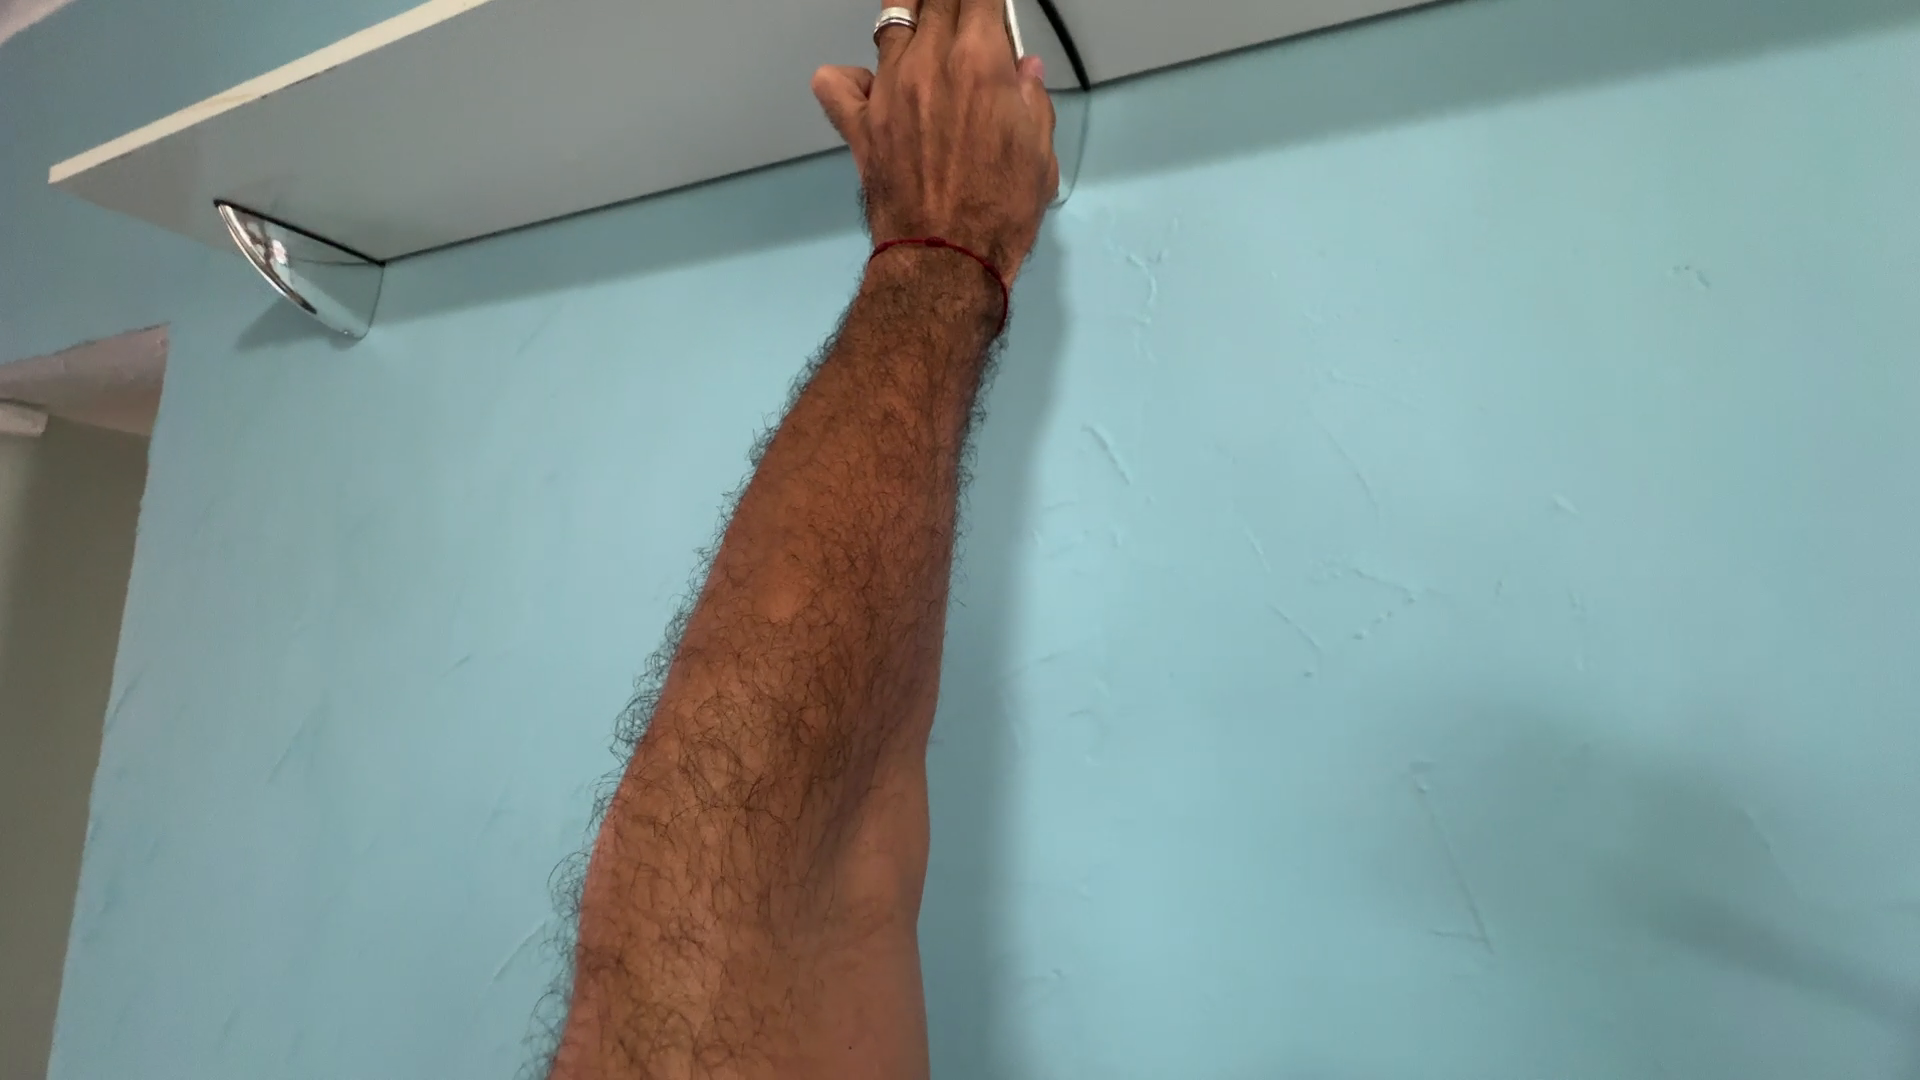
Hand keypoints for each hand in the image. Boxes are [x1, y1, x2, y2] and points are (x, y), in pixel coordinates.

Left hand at [812, 0, 1058, 280]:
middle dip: (952, 6)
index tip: (989, 16)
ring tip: (922, 45)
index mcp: (980, 60)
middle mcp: (929, 61)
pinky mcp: (859, 127)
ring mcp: (887, 92)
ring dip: (910, 25)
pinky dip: (848, 79)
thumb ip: (1032, 103)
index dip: (985, 3)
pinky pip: (834, 83)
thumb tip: (1023, 74)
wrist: (947, 263)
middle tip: (960, 24)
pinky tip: (869, 91)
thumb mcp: (1040, 158)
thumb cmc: (1000, 215)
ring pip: (890, 23)